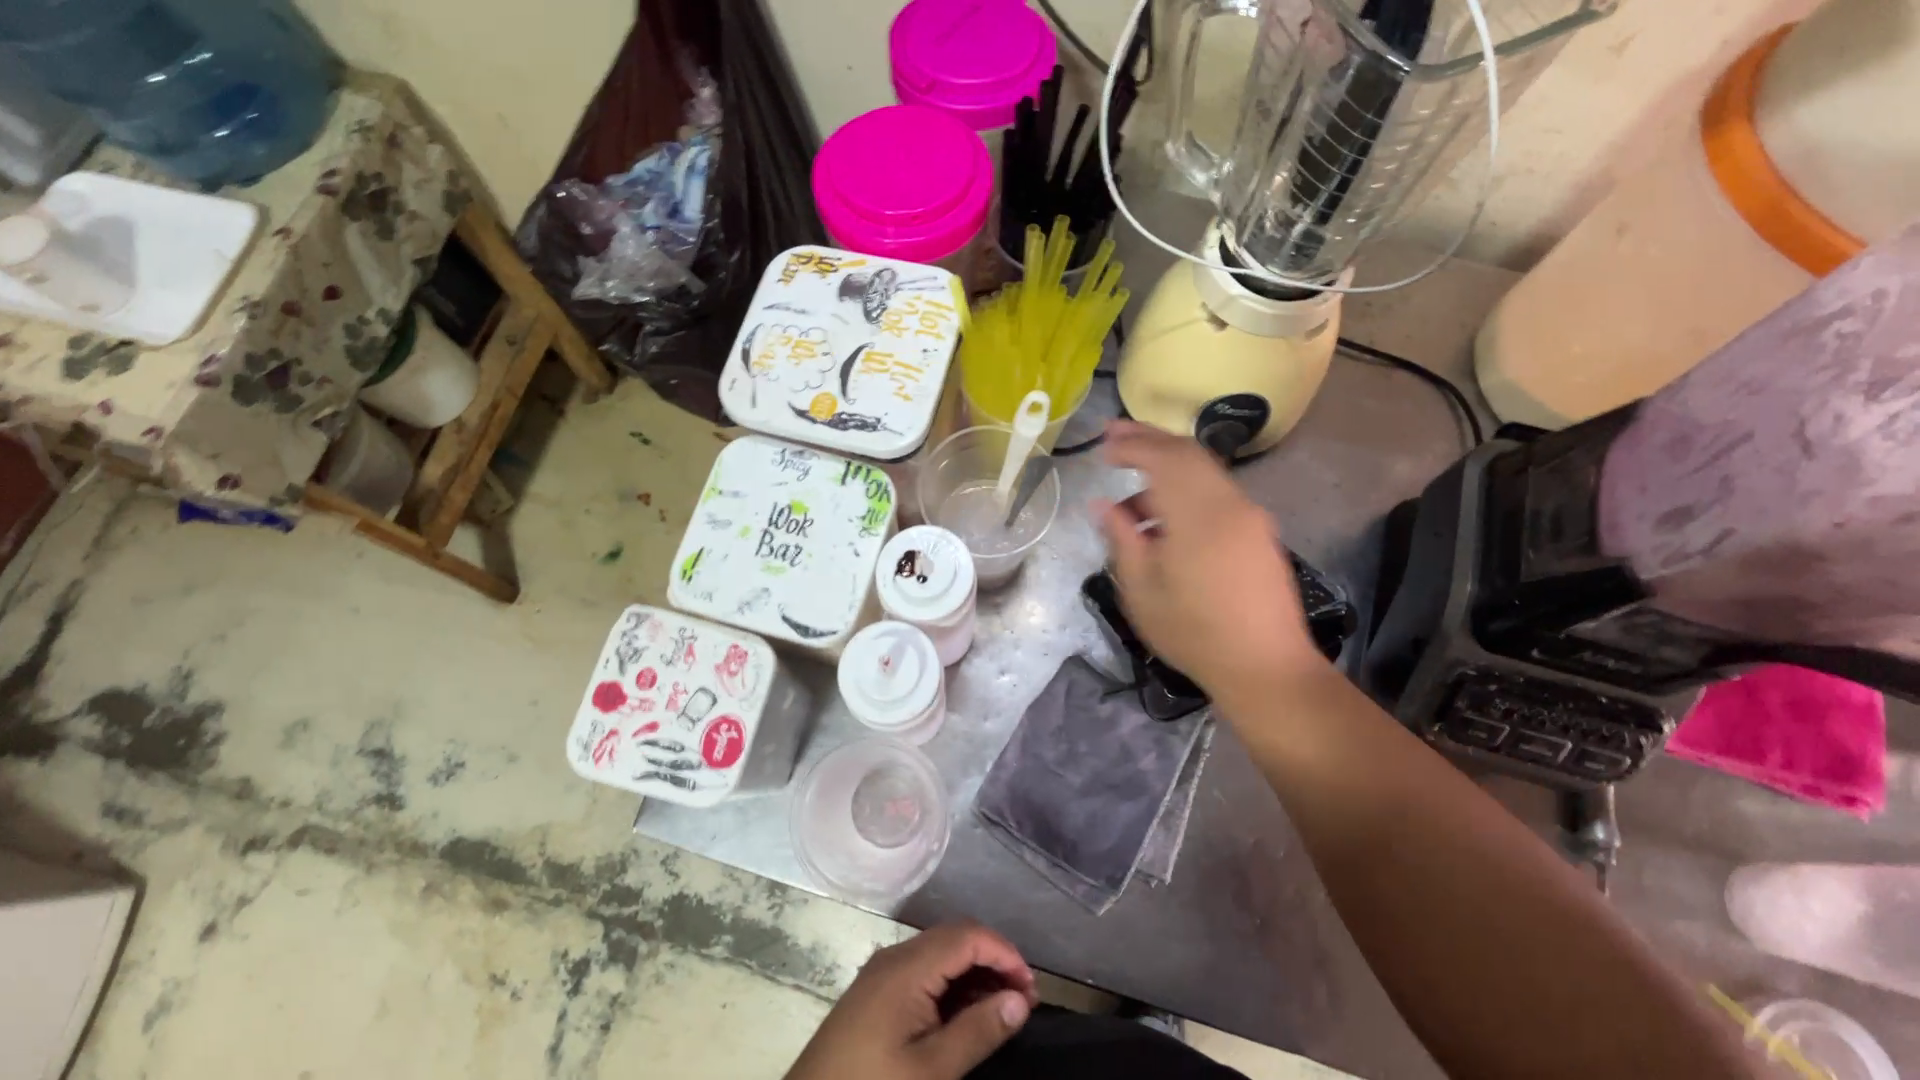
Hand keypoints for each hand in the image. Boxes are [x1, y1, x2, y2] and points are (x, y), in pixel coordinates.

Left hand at [785, 921, 1037, 1079]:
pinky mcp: (876, 993)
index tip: (1032, 992)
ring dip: (975, 974)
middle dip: (994, 961)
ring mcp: (882, 974)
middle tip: (1023, 1002)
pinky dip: (952, 985)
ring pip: (940, 954)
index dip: (1005, 954)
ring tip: (1003, 1011)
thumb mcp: (933, 1069)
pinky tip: (967, 1016)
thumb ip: (979, 1031)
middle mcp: (894, 958)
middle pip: (955, 938)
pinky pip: (924, 972)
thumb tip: (1021, 1000)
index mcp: (907, 967)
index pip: (967, 935)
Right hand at [1095, 421, 1326, 701]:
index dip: (1131, 444)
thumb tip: (1103, 505)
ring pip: (1206, 473)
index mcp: (1198, 513)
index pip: (1163, 457)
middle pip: (1189, 454)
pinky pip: (1218, 494)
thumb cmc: (1194, 631)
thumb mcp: (1141, 589)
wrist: (1265, 666)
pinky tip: (1166, 520)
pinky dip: (1188, 490)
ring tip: (1133, 497)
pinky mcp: (1260, 533)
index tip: (1103, 445)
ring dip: (1169, 471)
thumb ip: (1121, 538)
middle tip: (1115, 437)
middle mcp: (1230, 503)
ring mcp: (1250, 517)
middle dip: (1151, 442)